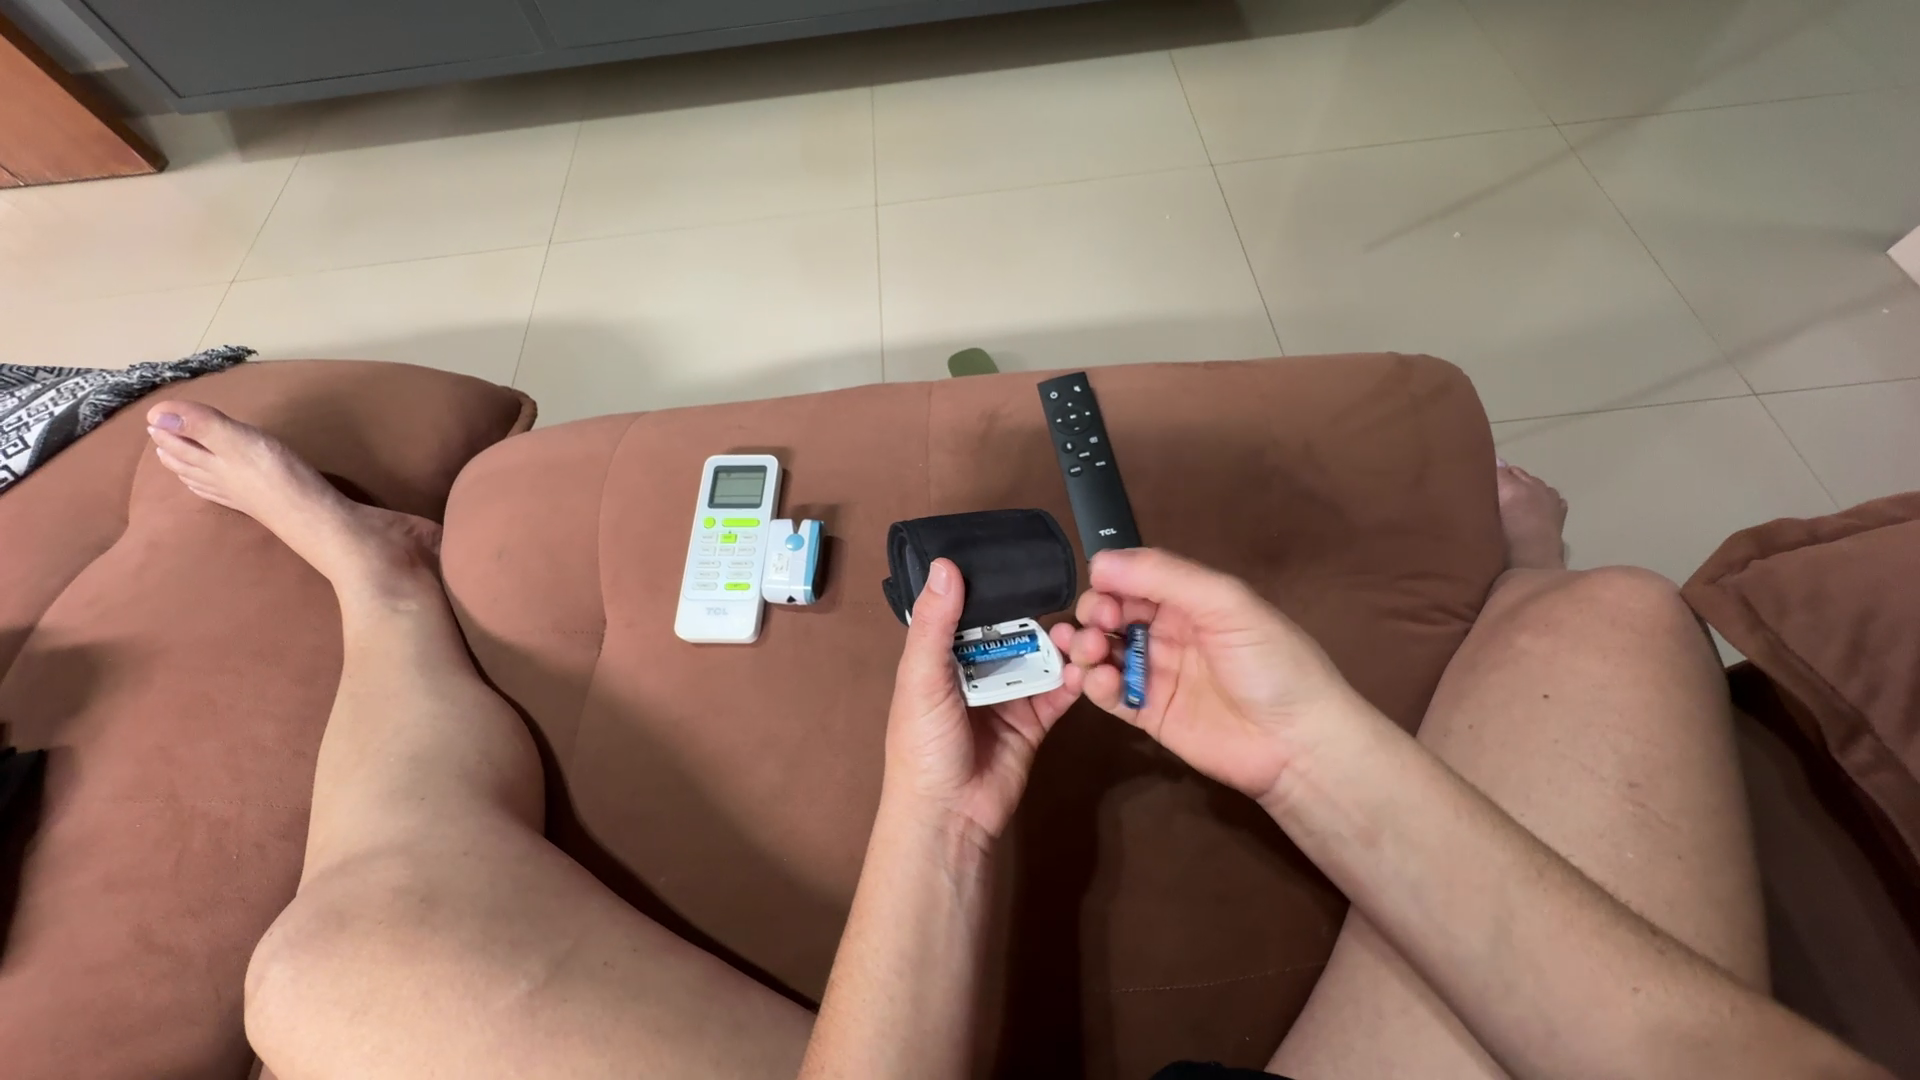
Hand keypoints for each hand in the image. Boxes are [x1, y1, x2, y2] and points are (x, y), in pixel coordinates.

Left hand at [885, 559, 1083, 846]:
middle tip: (1076, 598)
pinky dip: (1073, 681)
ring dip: (1062, 646)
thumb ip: (934, 624)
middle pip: (1011, 633)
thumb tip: (945, 564)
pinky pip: (1057, 693)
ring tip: (1087, 634)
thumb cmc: (923, 743)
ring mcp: (1007, 695)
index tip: (1027, 556)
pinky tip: (1087, 670)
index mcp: (941, 655)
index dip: (994, 587)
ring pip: (1038, 659)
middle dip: (1038, 617)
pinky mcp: (1033, 721)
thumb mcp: (921, 678)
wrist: (949, 815)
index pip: (970, 611)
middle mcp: (975, 670)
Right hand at [1055, 548, 1368, 807]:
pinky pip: (1107, 693)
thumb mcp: (1226, 603)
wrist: (1298, 744)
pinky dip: (1093, 683)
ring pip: (1102, 651)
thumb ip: (1164, 576)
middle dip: (1093, 614)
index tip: (1100, 592)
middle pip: (1110, 613)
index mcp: (1188, 600)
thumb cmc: (1270, 663)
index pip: (1133, 579)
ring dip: (1085, 647)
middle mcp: (1166, 632)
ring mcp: (1155, 673)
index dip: (1109, 581)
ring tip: (1092, 654)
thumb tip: (1099, 561)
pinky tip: (1100, 681)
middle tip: (1098, 628)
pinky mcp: (1146, 713)